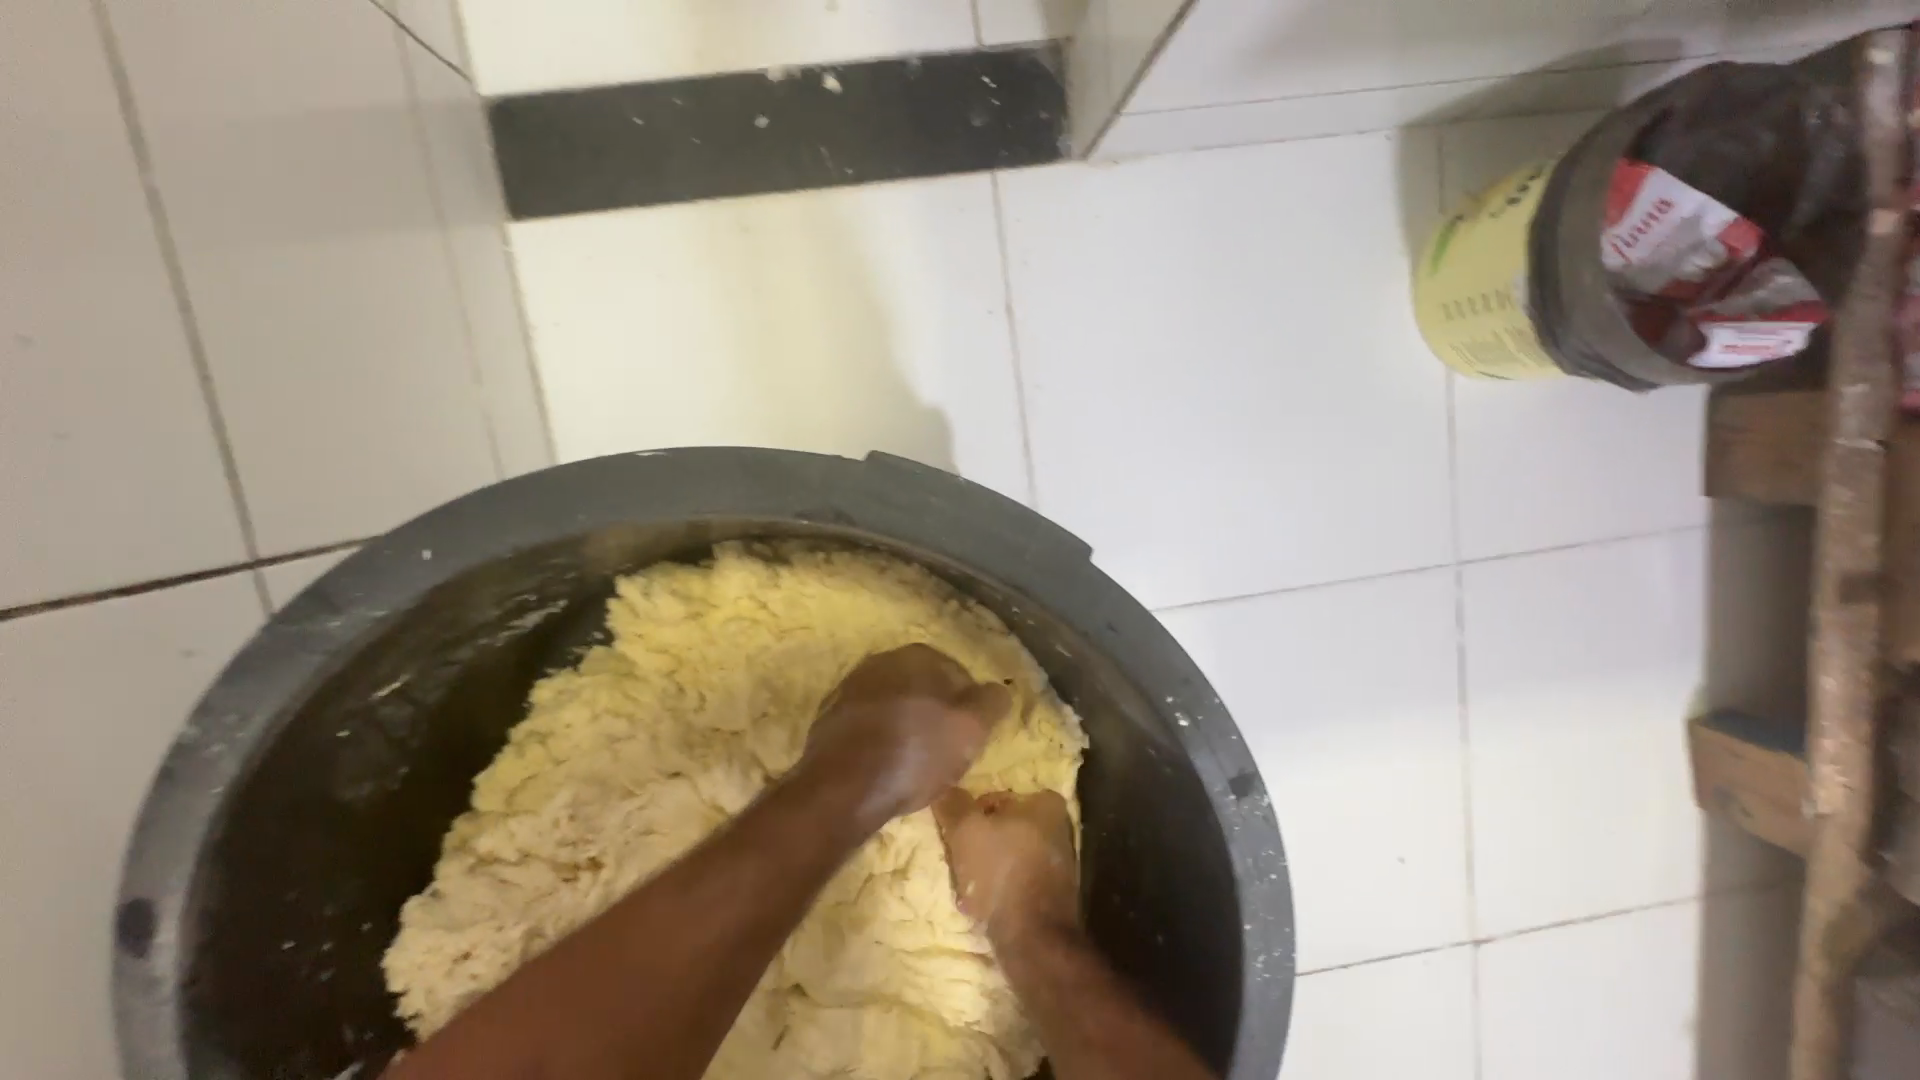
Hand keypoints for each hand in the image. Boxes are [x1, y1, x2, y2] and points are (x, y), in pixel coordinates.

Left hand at [800, 644, 1012, 824]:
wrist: (844, 785)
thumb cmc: (917, 751)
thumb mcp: (971, 729)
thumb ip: (991, 703)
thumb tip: (999, 690)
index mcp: (918, 655)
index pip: (958, 674)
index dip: (969, 706)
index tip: (970, 737)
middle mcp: (881, 661)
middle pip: (922, 688)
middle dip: (934, 714)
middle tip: (945, 751)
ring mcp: (850, 688)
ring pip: (893, 706)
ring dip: (905, 727)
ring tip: (914, 764)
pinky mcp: (828, 718)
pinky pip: (867, 725)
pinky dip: (879, 740)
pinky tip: (884, 767)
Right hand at [932, 788, 1078, 945]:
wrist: (1032, 937)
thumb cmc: (1001, 869)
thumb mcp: (966, 830)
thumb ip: (953, 804)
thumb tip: (943, 789)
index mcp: (1046, 805)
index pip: (999, 796)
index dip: (973, 812)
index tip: (958, 831)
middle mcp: (1058, 830)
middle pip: (1003, 830)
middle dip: (979, 844)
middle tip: (958, 858)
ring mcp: (1057, 865)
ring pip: (1006, 859)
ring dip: (983, 871)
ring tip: (965, 888)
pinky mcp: (1051, 897)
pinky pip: (1015, 885)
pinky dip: (997, 892)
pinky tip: (979, 906)